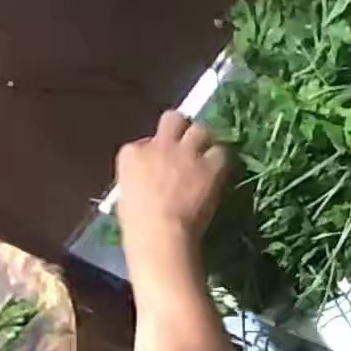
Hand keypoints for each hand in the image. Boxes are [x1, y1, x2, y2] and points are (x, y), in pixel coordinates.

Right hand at [115, 110, 229, 251]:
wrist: (161, 231)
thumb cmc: (139, 223)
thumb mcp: (127, 193)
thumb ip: (141, 176)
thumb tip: (154, 177)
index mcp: (132, 153)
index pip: (148, 140)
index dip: (159, 150)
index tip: (164, 163)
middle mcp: (160, 145)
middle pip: (174, 119)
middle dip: (182, 127)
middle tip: (190, 142)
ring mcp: (186, 153)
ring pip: (201, 130)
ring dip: (205, 141)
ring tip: (208, 155)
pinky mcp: (209, 166)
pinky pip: (222, 152)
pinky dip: (222, 159)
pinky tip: (221, 170)